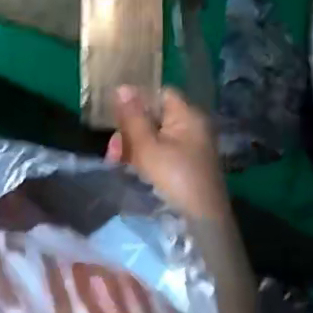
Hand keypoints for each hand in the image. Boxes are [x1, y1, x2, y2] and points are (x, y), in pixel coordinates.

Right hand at [108, 86, 229, 219]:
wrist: (199, 225)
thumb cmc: (173, 178)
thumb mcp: (146, 146)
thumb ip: (132, 117)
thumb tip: (121, 87)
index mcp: (188, 117)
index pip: (160, 93)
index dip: (137, 99)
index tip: (114, 113)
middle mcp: (191, 129)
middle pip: (153, 116)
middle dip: (129, 130)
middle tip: (113, 149)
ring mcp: (189, 150)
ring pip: (152, 138)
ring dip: (131, 148)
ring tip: (116, 164)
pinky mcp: (184, 169)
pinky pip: (158, 155)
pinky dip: (142, 160)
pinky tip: (126, 172)